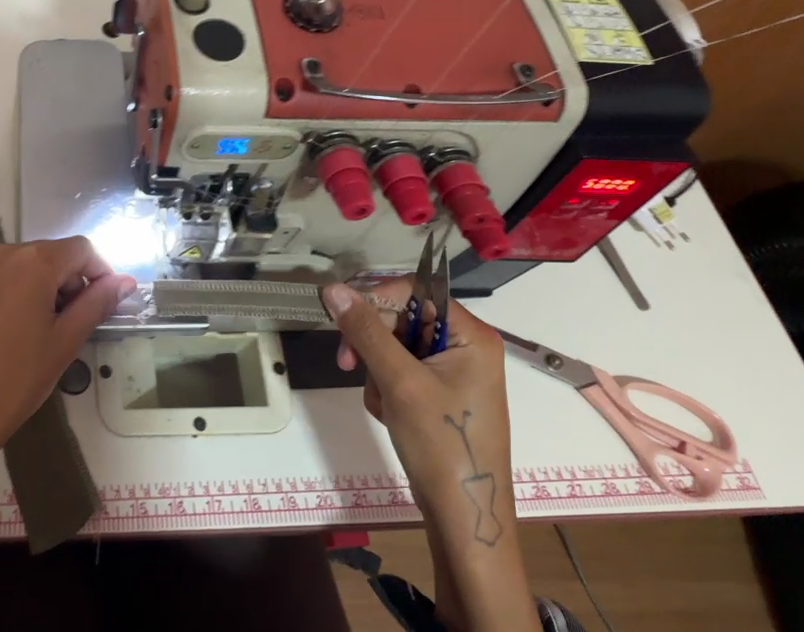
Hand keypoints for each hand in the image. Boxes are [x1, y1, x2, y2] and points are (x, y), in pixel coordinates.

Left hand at [0, 238, 135, 497]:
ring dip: (41, 286)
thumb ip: (97, 303)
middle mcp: (1, 255)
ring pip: (21, 266)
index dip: (99, 271)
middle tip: (74, 321)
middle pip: (49, 253)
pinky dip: (13, 293)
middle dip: (69, 279)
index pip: (80, 249)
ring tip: (42, 329)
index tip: (105, 302)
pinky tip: (10, 332)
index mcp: (33, 262)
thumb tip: (125, 281)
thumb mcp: (66, 341)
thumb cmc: (18, 377)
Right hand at [322, 281, 510, 500]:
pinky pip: (402, 374)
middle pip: (402, 320)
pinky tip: (389, 415)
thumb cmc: (440, 442)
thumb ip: (366, 331)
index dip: (376, 300)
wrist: (463, 514)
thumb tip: (332, 289)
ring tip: (383, 405)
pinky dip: (386, 390)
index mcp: (471, 336)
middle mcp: (466, 348)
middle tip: (348, 365)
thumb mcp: (399, 381)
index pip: (415, 292)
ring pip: (396, 348)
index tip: (345, 323)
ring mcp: (454, 374)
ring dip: (377, 372)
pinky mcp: (440, 396)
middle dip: (373, 345)